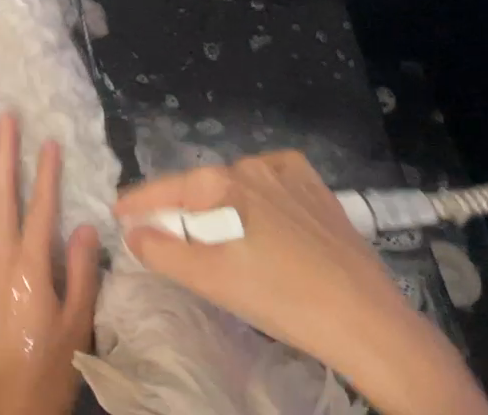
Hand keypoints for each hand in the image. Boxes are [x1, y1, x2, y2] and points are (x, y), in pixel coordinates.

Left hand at [0, 112, 101, 414]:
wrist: (16, 395)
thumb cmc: (55, 360)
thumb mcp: (80, 321)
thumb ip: (83, 272)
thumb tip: (87, 226)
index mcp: (30, 267)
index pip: (39, 210)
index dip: (44, 174)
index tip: (49, 141)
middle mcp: (1, 257)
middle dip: (1, 154)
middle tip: (2, 118)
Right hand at [114, 151, 487, 414]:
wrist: (369, 323)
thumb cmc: (281, 299)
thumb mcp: (210, 280)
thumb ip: (160, 251)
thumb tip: (133, 231)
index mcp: (219, 182)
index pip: (162, 190)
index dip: (136, 205)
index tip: (118, 216)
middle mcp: (249, 166)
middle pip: (199, 190)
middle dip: (182, 213)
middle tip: (174, 244)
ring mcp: (287, 174)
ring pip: (235, 188)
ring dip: (221, 209)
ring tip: (223, 243)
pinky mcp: (318, 190)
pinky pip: (272, 183)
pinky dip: (259, 197)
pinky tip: (265, 221)